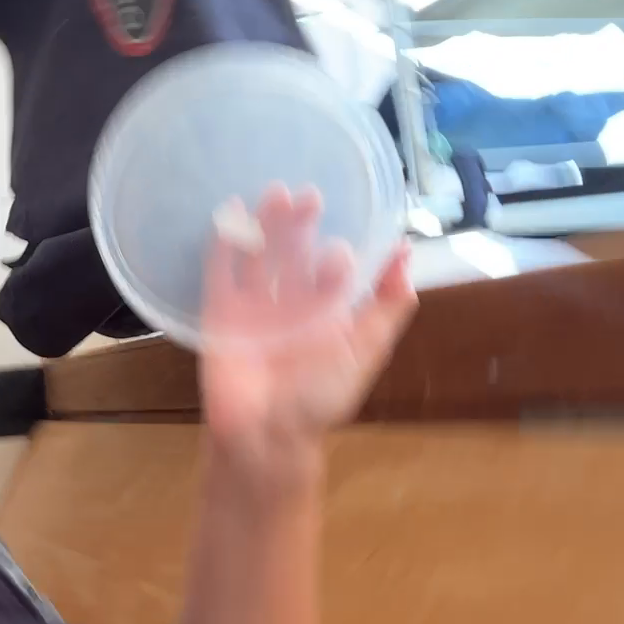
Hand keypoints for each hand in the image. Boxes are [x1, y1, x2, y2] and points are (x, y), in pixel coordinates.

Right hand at [199, 185, 415, 486]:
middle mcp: (288, 302)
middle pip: (292, 254)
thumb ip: (386, 306)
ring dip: (265, 226)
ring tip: (275, 194)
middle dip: (299, 225)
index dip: (336, 243)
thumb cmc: (319, 395)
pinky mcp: (218, 310)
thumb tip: (405, 254)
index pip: (331, 267)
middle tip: (308, 194)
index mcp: (324, 311)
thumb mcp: (364, 350)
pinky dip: (222, 244)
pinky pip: (219, 272)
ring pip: (258, 256)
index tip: (348, 221)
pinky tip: (229, 214)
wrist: (265, 430)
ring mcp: (251, 305)